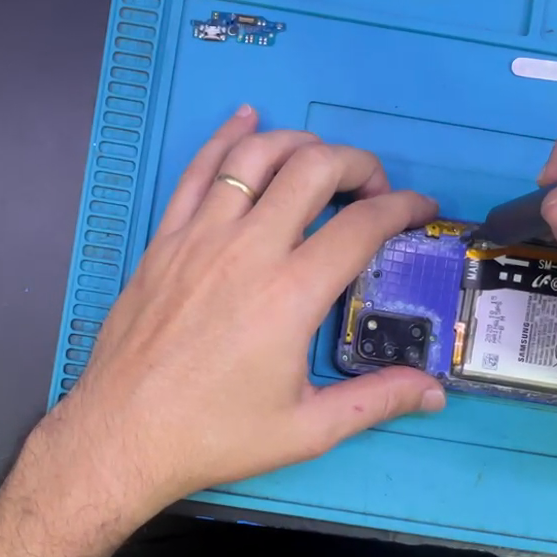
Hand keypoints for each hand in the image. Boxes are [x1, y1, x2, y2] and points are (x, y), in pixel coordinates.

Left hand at [35, 106, 445, 521]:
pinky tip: (244, 120)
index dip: (402, 208)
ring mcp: (199, 238)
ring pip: (254, 156)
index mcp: (291, 294)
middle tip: (374, 187)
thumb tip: (433, 393)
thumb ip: (376, 401)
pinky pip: (197, 171)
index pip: (361, 225)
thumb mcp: (306, 430)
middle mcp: (247, 250)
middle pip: (313, 170)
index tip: (420, 209)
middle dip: (358, 164)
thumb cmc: (214, 435)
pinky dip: (225, 138)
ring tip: (321, 159)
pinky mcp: (164, 241)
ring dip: (298, 144)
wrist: (122, 435)